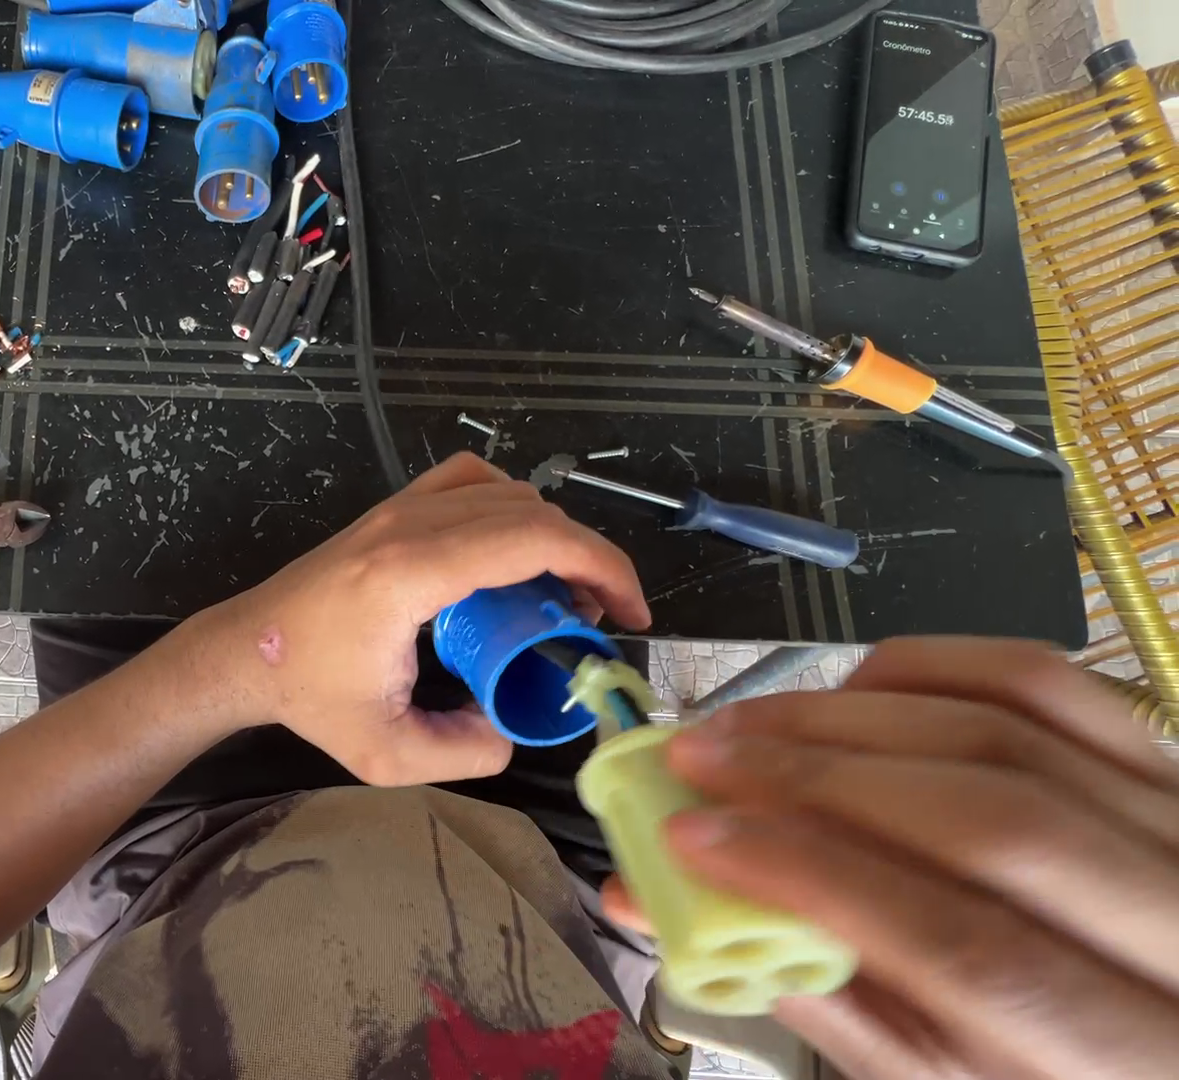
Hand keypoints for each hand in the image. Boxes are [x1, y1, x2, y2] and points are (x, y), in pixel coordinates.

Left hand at [197, 452, 649, 787]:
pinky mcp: (385, 513)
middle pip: (528, 510)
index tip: (629, 615)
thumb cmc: (308, 696)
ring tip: (558, 587)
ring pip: (500, 488)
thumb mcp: (387, 752)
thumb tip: (515, 728)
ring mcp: (392, 511)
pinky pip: (461, 481)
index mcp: (410, 575)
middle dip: (587, 557)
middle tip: (598, 617)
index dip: (603, 567)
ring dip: (548, 531)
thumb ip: (465, 751)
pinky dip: (503, 502)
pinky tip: (506, 548)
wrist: (247, 651)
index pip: (532, 539)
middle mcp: (405, 527)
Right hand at [635, 638, 1178, 1079]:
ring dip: (832, 713)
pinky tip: (838, 691)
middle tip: (694, 755)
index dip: (810, 875)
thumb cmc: (1032, 1062)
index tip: (687, 833)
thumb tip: (640, 894)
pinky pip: (1035, 680)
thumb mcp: (928, 1073)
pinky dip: (913, 666)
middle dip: (808, 776)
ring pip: (1001, 732)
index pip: (971, 950)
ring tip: (734, 722)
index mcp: (1141, 1059)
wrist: (1168, 1026)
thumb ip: (795, 979)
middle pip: (992, 821)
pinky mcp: (1164, 762)